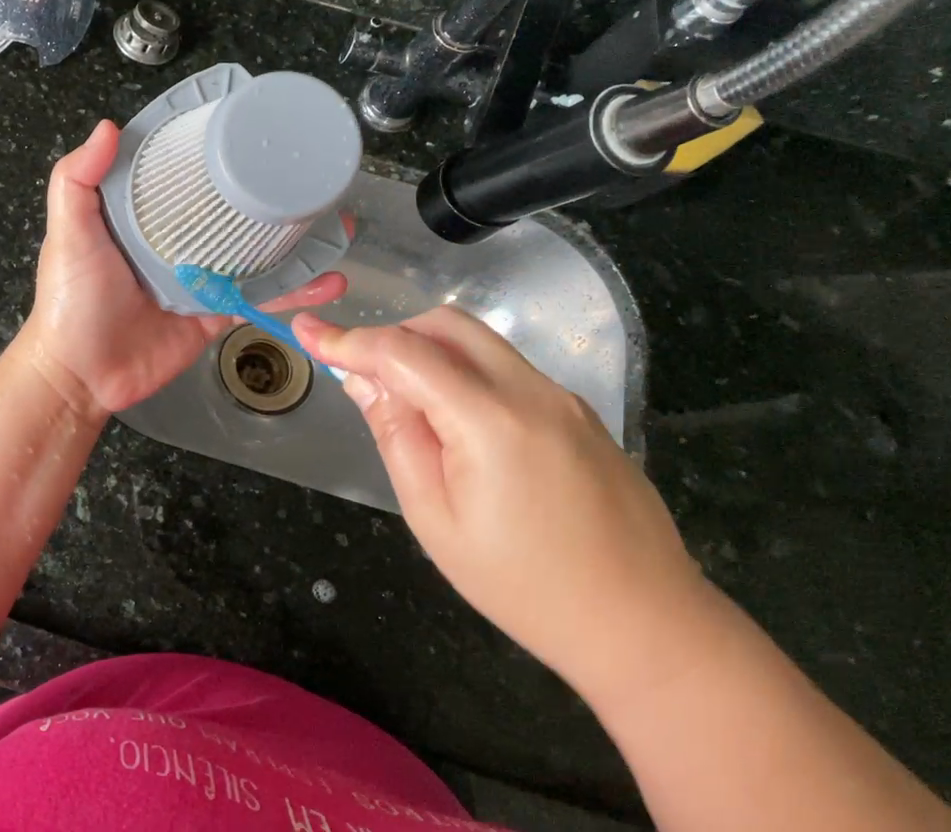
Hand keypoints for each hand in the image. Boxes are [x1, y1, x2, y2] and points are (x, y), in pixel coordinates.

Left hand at [21, 120, 347, 416]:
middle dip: (271, 194)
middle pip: (229, 210)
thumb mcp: (69, 235)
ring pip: (255, 252)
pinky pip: (259, 297)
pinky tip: (328, 281)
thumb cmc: (71, 301)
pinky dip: (293, 292)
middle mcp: (174, 240)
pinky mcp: (214, 313)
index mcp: (141, 215)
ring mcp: (198, 277)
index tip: (255, 129)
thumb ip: (76, 181)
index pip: (182, 174)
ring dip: (296, 241)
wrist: (82, 376)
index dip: (214, 151)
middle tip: (316, 178)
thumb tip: (109, 126)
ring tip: (337, 225)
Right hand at [292, 307, 719, 703]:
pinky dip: (464, 374)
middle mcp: (533, 393)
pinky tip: (456, 429)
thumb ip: (398, 438)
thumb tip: (365, 382)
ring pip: (480, 343)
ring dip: (428, 353)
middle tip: (358, 374)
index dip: (346, 338)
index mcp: (491, 421)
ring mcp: (564, 400)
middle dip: (391, 334)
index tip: (304, 330)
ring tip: (404, 408)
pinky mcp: (580, 416)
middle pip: (447, 325)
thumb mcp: (435, 519)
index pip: (403, 353)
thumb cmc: (523, 585)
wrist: (646, 625)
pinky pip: (508, 371)